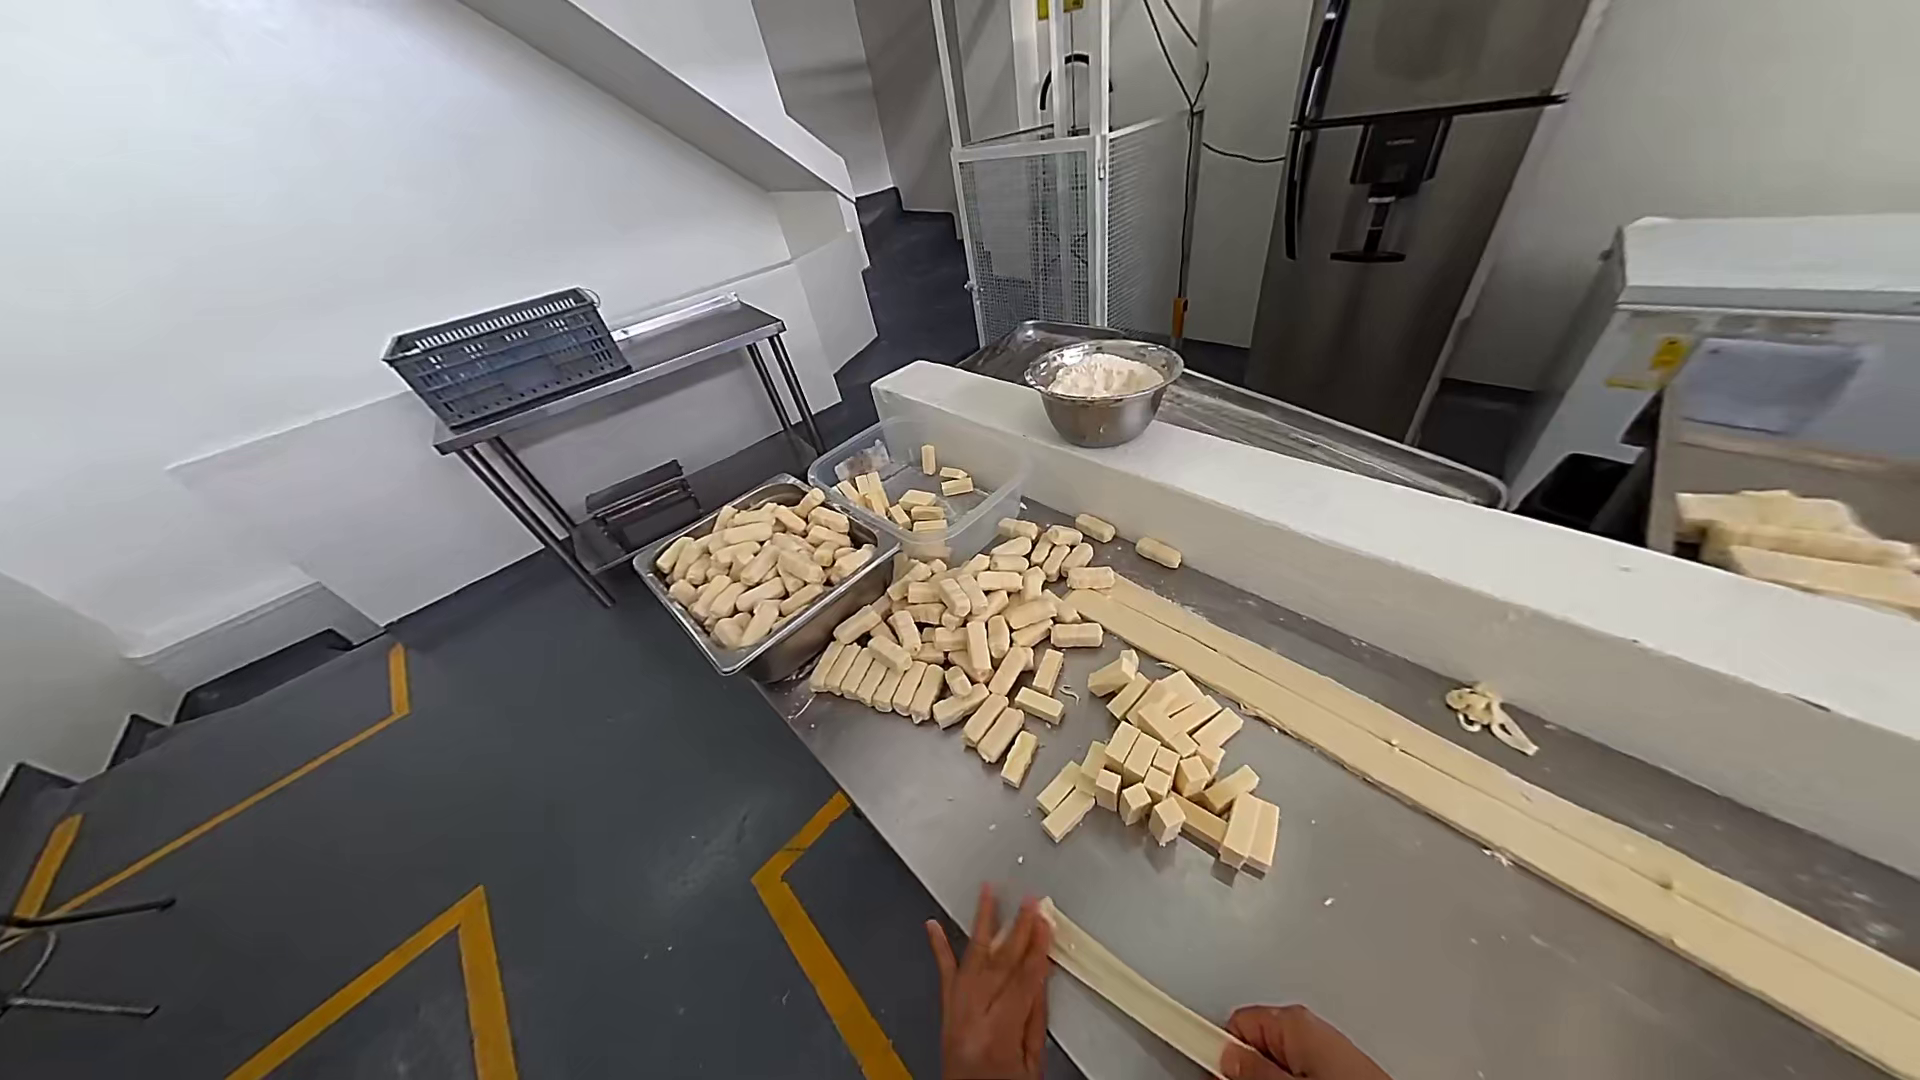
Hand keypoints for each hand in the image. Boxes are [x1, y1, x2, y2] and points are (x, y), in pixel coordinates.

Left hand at [925, 884, 1052, 1079]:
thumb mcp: (1032, 1065)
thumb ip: (1034, 1017)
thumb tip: (1041, 970)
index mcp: (996, 1036)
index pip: (1021, 982)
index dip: (1036, 950)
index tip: (1046, 922)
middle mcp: (970, 1019)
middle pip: (999, 965)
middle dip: (1017, 930)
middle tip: (1030, 901)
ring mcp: (954, 1013)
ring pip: (972, 958)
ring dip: (981, 922)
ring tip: (988, 891)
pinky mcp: (944, 1011)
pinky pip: (943, 974)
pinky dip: (938, 947)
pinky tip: (932, 924)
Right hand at [1221, 1004, 1391, 1079]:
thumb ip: (1252, 1068)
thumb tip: (1224, 1055)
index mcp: (1293, 1020)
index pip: (1235, 1022)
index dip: (1220, 1049)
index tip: (1208, 1065)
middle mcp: (1311, 1028)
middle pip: (1258, 1042)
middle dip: (1251, 1068)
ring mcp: (1331, 1050)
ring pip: (1282, 1060)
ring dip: (1274, 1076)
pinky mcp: (1347, 1070)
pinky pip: (1305, 1069)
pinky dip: (1296, 1079)